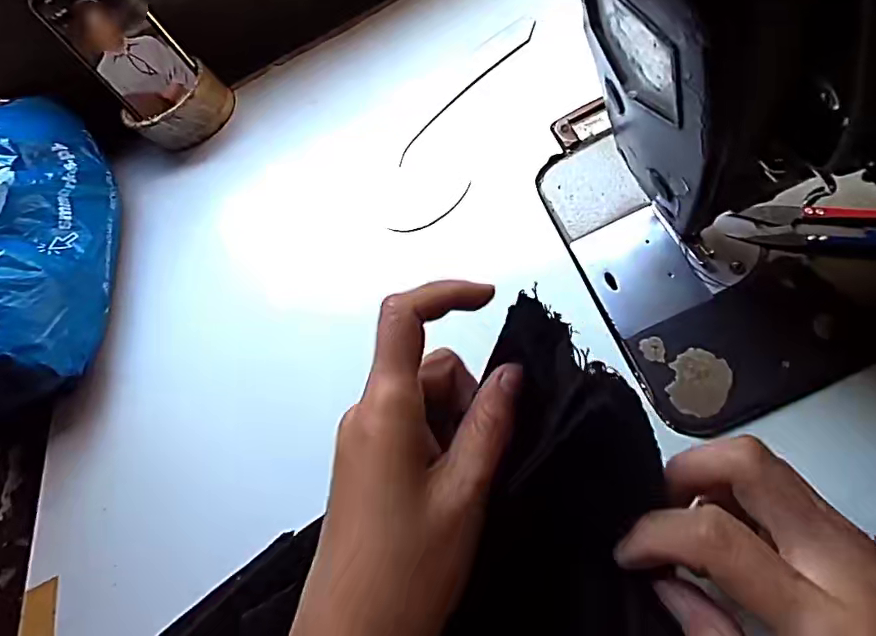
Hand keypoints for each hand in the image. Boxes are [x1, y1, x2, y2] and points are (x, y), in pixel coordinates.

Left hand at [290, 281, 521, 635]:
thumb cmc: (394, 582)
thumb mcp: (465, 492)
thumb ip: (491, 422)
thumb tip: (510, 373)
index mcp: (385, 411)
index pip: (404, 316)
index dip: (447, 293)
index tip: (485, 296)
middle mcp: (367, 416)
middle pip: (434, 364)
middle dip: (470, 394)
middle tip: (479, 451)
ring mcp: (365, 438)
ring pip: (429, 394)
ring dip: (458, 423)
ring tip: (461, 482)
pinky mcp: (368, 459)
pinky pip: (416, 422)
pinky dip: (443, 439)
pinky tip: (448, 488)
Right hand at [616, 437, 875, 635]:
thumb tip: (668, 585)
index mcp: (823, 616)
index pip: (720, 536)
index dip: (658, 533)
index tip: (630, 548)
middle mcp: (841, 558)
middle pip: (751, 461)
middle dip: (689, 468)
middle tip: (657, 507)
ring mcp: (854, 541)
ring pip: (771, 465)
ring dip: (717, 478)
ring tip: (685, 523)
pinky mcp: (858, 541)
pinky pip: (790, 491)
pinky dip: (746, 496)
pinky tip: (729, 534)